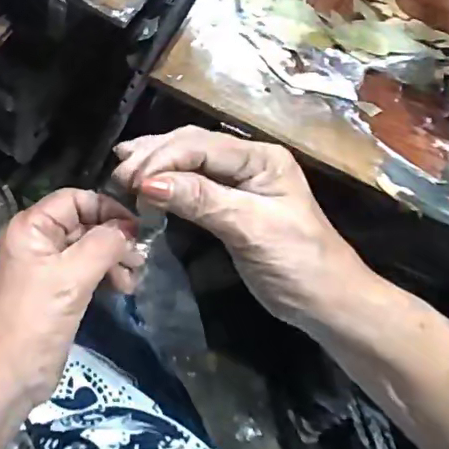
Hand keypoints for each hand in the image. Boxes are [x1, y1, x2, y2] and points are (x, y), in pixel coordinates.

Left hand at [0, 188, 142, 407]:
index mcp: (31, 226)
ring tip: (131, 282)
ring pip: (86, 247)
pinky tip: (121, 289)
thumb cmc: (35, 321)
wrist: (6, 378)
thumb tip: (128, 228)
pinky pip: (83, 270)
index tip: (137, 230)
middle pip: (82, 222)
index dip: (107, 209)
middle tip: (139, 263)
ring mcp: (43, 265)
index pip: (74, 199)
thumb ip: (102, 245)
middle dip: (113, 238)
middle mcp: (35, 239)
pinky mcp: (53, 290)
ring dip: (112, 259)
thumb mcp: (72, 278)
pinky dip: (104, 275)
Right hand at [111, 126, 373, 324]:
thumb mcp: (251, 230)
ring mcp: (238, 175)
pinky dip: (163, 176)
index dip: (162, 160)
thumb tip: (148, 183)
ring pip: (185, 156)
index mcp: (261, 157)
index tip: (130, 183)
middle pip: (189, 144)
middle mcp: (247, 157)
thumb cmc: (299, 265)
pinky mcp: (227, 196)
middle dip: (151, 156)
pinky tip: (142, 178)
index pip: (200, 146)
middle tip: (118, 176)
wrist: (331, 305)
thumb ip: (201, 200)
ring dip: (152, 161)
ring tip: (120, 167)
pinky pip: (188, 176)